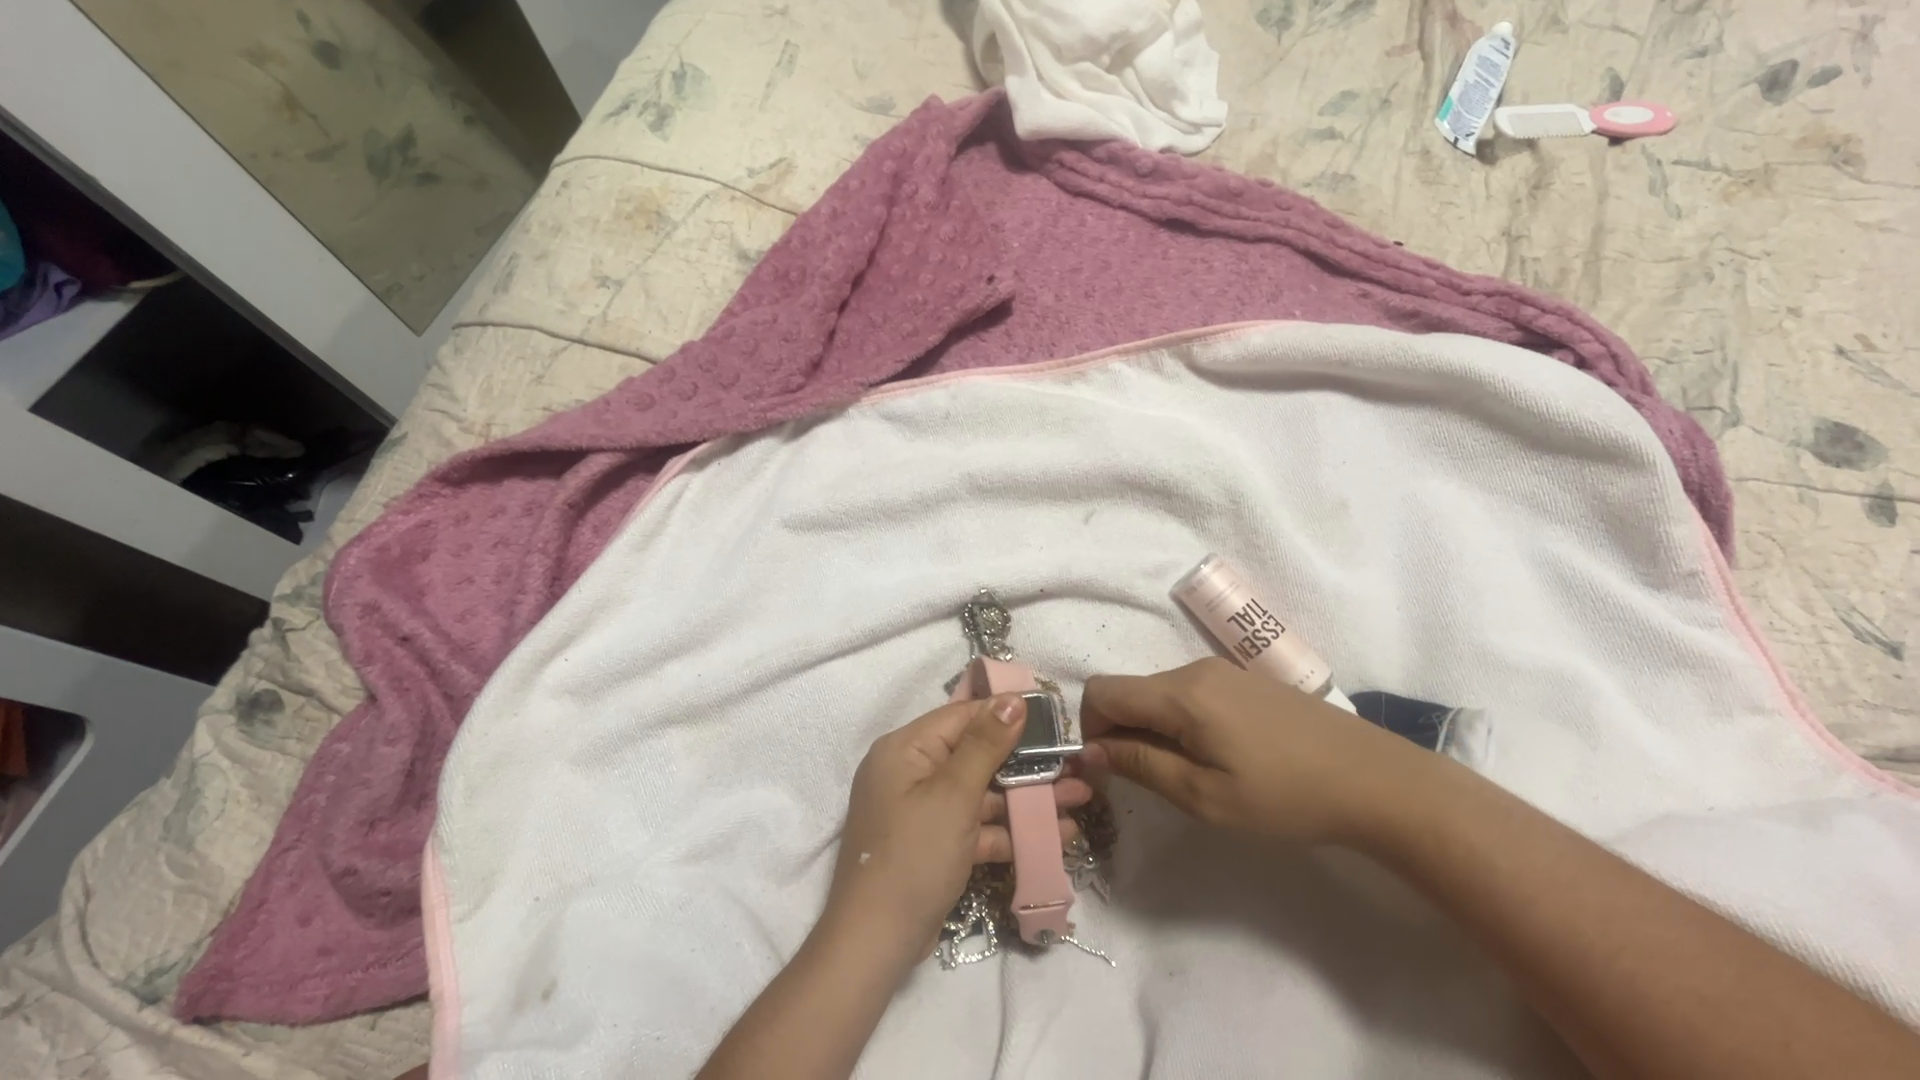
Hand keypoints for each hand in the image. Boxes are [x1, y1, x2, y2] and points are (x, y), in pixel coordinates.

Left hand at [824, 695, 1088, 957]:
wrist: (876, 941)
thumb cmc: (913, 854)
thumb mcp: (953, 794)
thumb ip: (985, 744)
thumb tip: (1012, 698)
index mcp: (905, 749)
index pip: (963, 716)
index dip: (1008, 714)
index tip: (1054, 717)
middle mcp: (911, 773)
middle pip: (977, 755)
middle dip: (1028, 762)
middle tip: (1076, 763)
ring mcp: (923, 812)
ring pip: (982, 793)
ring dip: (1028, 798)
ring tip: (1080, 798)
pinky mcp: (935, 845)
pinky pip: (977, 826)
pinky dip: (1011, 831)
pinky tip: (1057, 834)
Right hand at [1080, 658, 1413, 844]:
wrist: (1377, 781)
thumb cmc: (1286, 796)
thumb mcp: (1205, 796)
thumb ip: (1142, 766)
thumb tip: (1091, 750)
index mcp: (1181, 693)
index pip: (1102, 691)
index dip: (1089, 729)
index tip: (1109, 771)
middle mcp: (1196, 670)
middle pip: (1130, 691)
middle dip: (1120, 732)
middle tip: (1148, 783)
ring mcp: (1225, 672)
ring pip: (1160, 694)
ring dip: (1152, 730)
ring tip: (1188, 776)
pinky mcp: (1247, 682)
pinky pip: (1190, 695)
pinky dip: (1181, 724)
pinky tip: (1218, 759)